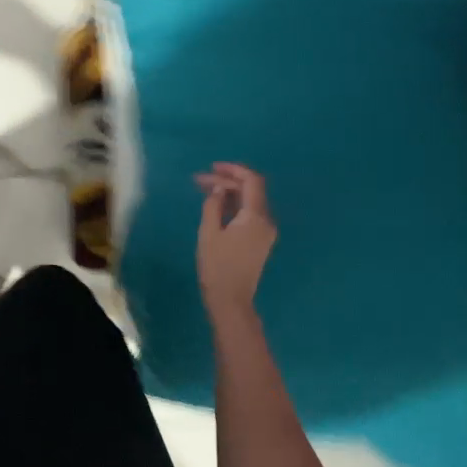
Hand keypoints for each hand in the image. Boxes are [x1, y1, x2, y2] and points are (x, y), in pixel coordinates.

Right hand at [195, 162, 276, 323]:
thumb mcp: (209, 233)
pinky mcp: (260, 240)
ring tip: (205, 190)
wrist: (231, 299)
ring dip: (230, 193)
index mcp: (255, 216)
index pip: (251, 182)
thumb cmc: (216, 266)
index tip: (212, 167)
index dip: (233, 170)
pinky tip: (217, 206)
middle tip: (200, 180)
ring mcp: (266, 232)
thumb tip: (217, 188)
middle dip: (227, 181)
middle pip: (251, 191)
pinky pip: (249, 214)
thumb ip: (213, 205)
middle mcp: (266, 221)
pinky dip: (234, 206)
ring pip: (250, 202)